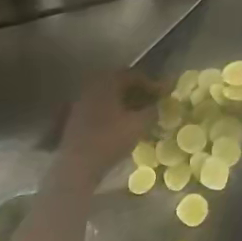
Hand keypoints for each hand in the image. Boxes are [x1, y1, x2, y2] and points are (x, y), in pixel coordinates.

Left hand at [52, 70, 158, 184]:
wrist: (78, 164)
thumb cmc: (110, 139)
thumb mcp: (138, 125)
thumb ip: (152, 111)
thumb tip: (158, 106)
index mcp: (107, 82)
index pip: (133, 76)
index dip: (152, 84)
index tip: (165, 94)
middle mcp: (92, 86)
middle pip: (120, 84)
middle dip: (139, 92)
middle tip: (154, 102)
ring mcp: (82, 101)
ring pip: (110, 96)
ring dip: (127, 102)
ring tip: (142, 114)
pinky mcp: (77, 117)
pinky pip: (101, 107)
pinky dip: (115, 111)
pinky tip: (125, 124)